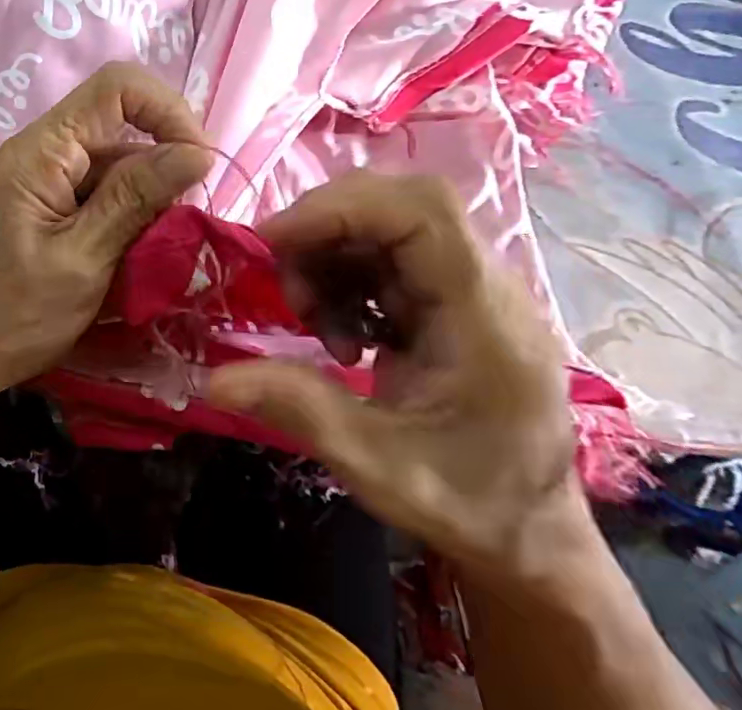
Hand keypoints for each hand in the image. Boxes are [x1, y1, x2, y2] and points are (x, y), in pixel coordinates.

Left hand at [0, 62, 213, 452]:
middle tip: (179, 226)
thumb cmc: (17, 314)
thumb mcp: (84, 259)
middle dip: (163, 167)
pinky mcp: (51, 206)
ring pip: (118, 163)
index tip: (197, 165)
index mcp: (40, 152)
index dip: (166, 111)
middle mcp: (42, 152)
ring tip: (156, 250)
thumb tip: (198, 151)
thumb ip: (136, 198)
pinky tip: (136, 256)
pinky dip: (130, 216)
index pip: (115, 87)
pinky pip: (104, 192)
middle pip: (121, 127)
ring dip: (149, 199)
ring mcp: (46, 179)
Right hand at [206, 172, 592, 579]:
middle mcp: (484, 289)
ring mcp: (466, 292)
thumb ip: (299, 410)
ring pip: (380, 226)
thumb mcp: (376, 466)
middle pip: (396, 205)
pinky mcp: (446, 302)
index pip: (421, 214)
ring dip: (325, 257)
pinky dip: (338, 278)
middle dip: (322, 230)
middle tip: (285, 287)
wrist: (528, 536)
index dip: (339, 209)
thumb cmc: (467, 503)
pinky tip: (335, 332)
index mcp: (485, 320)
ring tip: (310, 322)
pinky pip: (380, 256)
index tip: (273, 243)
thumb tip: (212, 379)